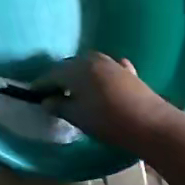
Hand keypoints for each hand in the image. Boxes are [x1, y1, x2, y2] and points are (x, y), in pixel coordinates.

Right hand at [39, 52, 177, 148]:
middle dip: (59, 78)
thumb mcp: (78, 116)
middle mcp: (94, 59)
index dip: (41, 85)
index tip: (32, 94)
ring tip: (73, 91)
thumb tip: (47, 101)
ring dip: (79, 76)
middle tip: (51, 93)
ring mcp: (114, 64)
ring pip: (89, 66)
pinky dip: (99, 77)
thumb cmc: (108, 121)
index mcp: (77, 68)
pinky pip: (108, 70)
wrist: (152, 124)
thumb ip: (59, 106)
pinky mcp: (130, 73)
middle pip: (70, 67)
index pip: (52, 74)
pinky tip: (100, 84)